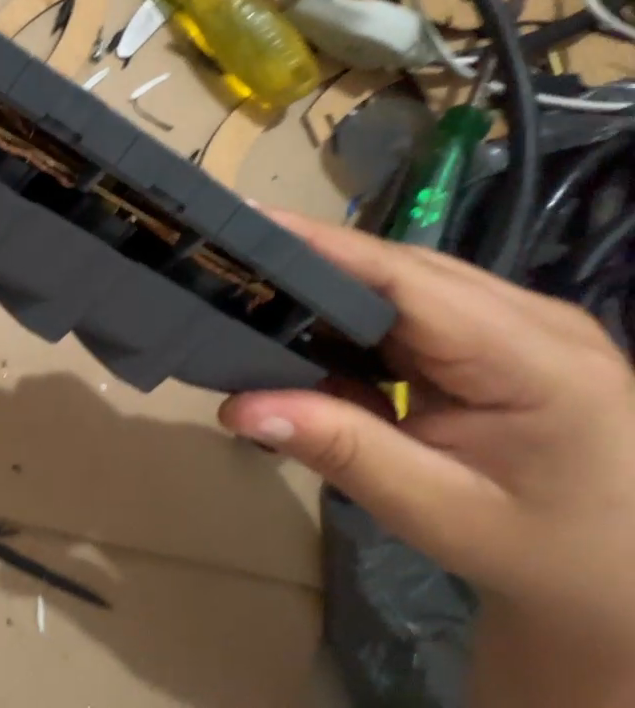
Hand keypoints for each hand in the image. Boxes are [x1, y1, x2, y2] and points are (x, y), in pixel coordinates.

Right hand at [219, 213, 634, 656]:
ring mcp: (518, 325)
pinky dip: (346, 319)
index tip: (233, 226)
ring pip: (396, 282)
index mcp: (536, 360)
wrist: (625, 581)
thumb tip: (237, 407)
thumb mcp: (439, 512)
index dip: (318, 246)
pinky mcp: (496, 338)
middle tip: (213, 263)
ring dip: (321, 292)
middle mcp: (533, 321)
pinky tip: (302, 336)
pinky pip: (406, 307)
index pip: (407, 278)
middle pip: (396, 268)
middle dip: (304, 264)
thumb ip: (342, 450)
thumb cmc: (543, 551)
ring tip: (241, 295)